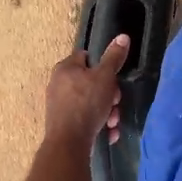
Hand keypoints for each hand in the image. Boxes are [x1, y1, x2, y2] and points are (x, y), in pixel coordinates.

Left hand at [45, 34, 128, 150]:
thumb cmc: (86, 104)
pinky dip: (97, 124)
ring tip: (112, 123)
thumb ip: (114, 57)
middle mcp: (58, 84)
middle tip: (115, 103)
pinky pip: (84, 118)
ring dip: (107, 112)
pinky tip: (108, 134)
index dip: (104, 66)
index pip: (87, 56)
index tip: (114, 78)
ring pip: (90, 102)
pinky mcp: (62, 124)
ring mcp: (59, 105)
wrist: (68, 144)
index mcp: (65, 68)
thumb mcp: (105, 77)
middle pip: (91, 82)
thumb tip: (123, 36)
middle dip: (109, 95)